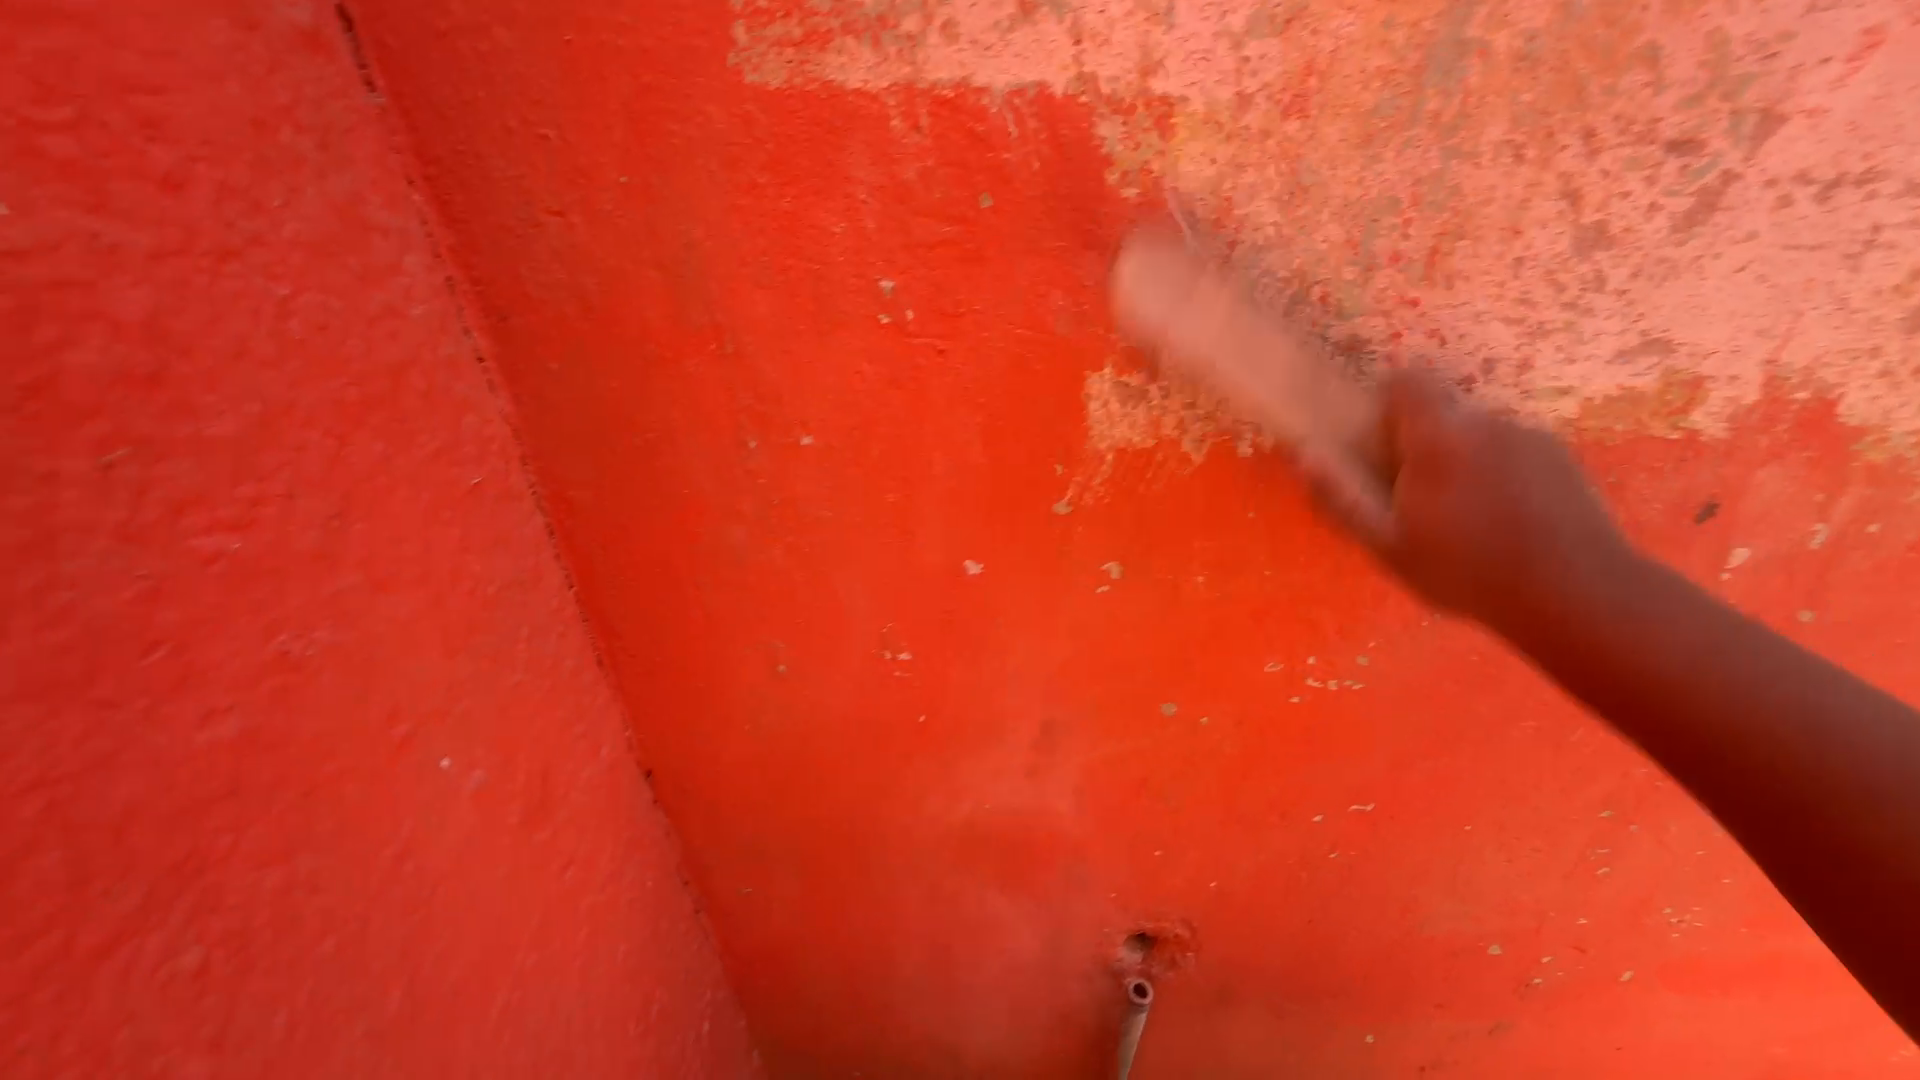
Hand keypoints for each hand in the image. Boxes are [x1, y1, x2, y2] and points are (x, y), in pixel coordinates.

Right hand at [1298, 371, 1637, 634]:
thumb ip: (1342, 498)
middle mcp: (1486, 422)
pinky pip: (1512, 448)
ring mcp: (1530, 435)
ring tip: (1466, 515)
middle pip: (1442, 409)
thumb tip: (1304, 456)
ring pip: (1478, 431)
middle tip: (1417, 494)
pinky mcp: (1562, 456)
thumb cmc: (1466, 573)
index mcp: (1437, 438)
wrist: (1575, 595)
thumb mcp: (1387, 546)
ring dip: (1462, 457)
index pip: (1407, 379)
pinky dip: (1499, 471)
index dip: (1387, 400)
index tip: (1378, 441)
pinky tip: (1506, 519)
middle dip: (1422, 439)